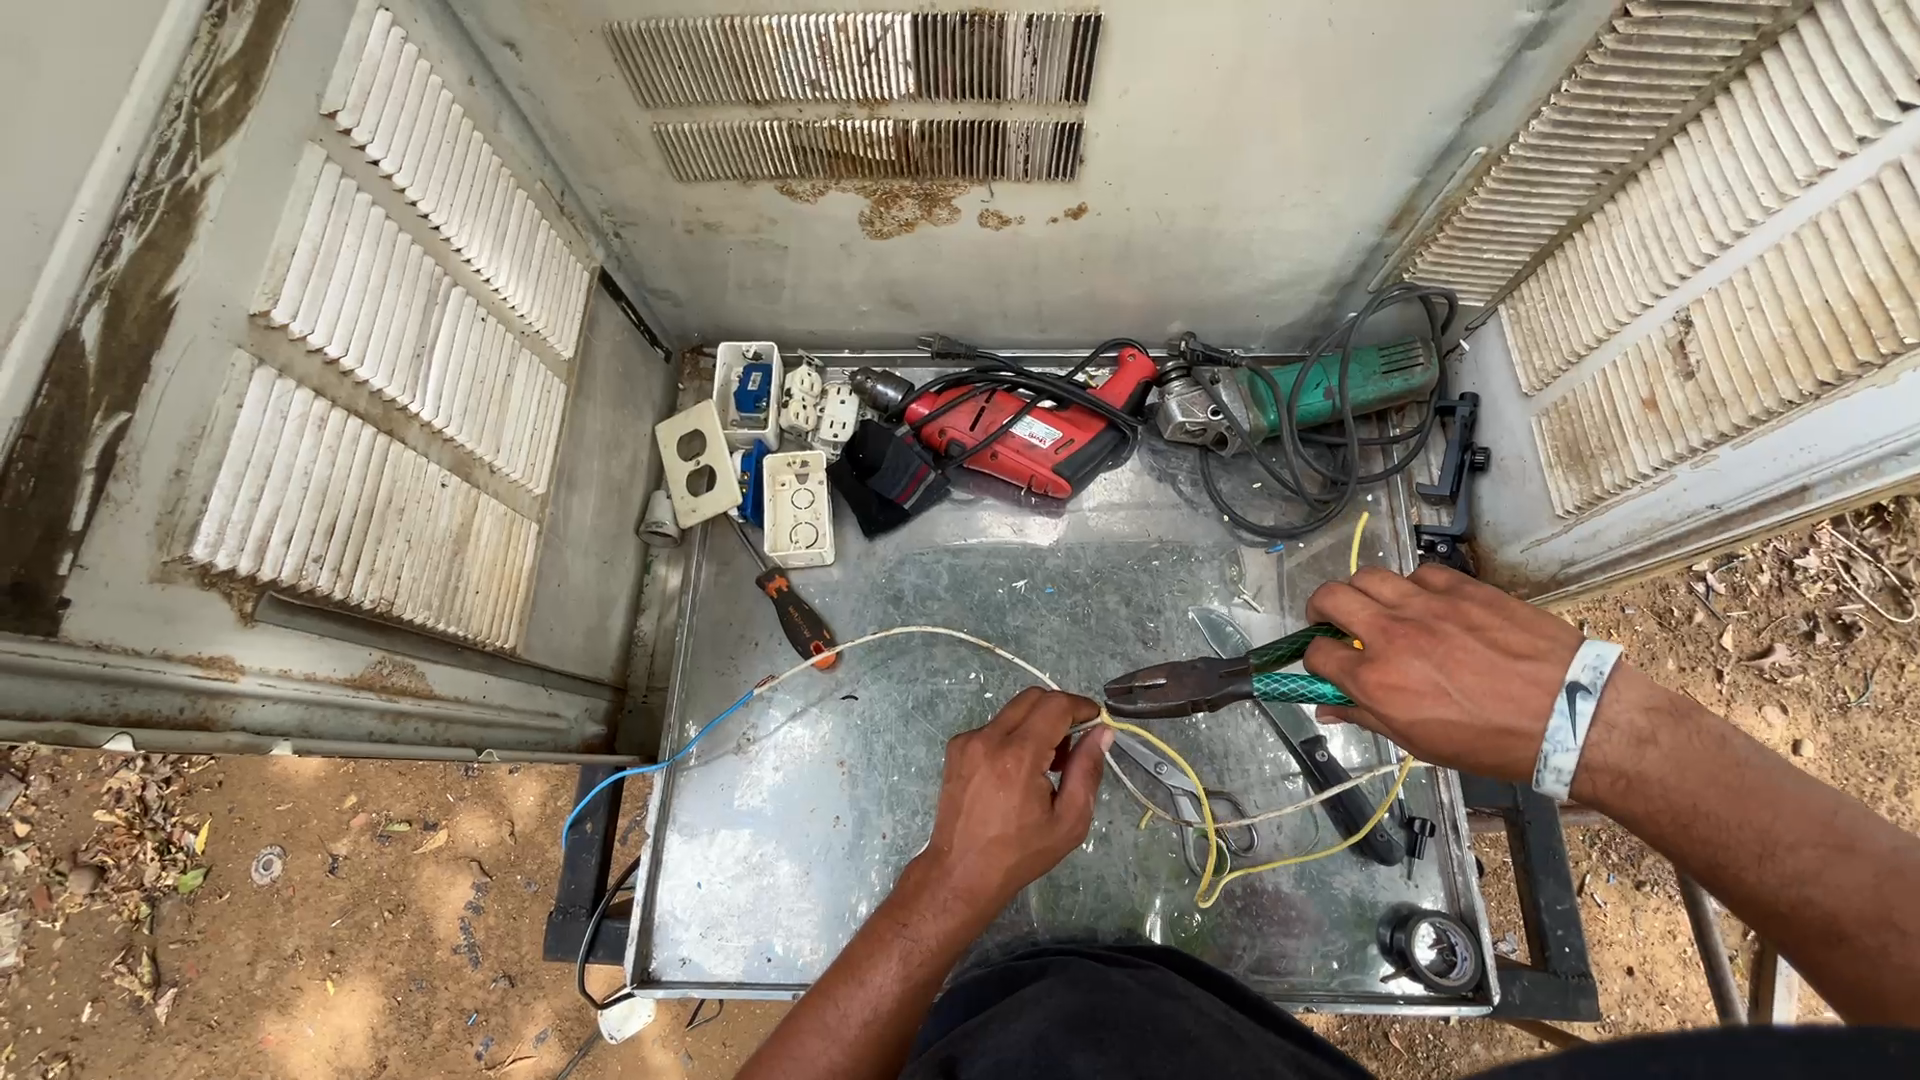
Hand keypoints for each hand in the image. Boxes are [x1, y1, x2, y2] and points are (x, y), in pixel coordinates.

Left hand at [912, 688, 1111, 917]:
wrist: (961, 871)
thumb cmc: (1020, 853)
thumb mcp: (1068, 821)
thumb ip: (1087, 770)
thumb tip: (1102, 732)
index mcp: (1018, 755)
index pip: (1055, 705)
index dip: (1081, 706)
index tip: (1096, 721)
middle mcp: (989, 738)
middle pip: (1033, 698)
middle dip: (1060, 711)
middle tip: (1072, 746)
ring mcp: (968, 740)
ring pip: (1013, 710)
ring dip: (1036, 723)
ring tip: (1046, 764)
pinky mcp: (956, 747)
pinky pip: (994, 726)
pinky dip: (1014, 736)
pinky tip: (1017, 771)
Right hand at [1302, 564, 1595, 781]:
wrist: (1573, 717)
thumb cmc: (1492, 742)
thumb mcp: (1419, 742)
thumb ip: (1366, 716)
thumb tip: (1327, 708)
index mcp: (1376, 679)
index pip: (1317, 652)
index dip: (1315, 658)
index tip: (1328, 664)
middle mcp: (1392, 634)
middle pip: (1329, 598)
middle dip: (1320, 610)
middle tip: (1334, 622)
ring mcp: (1428, 606)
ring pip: (1368, 576)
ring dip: (1363, 592)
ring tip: (1378, 607)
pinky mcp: (1464, 589)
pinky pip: (1420, 572)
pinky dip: (1412, 586)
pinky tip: (1426, 603)